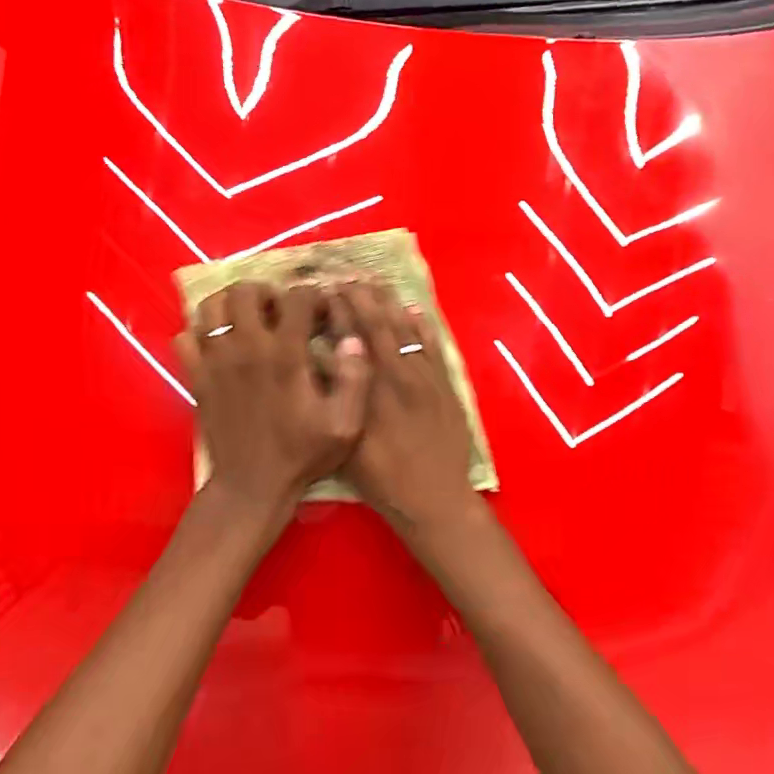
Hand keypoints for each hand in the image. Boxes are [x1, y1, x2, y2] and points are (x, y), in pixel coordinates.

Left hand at [174, 282, 369, 527]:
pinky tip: (221, 345)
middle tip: (280, 314)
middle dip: (266, 294)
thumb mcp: (344, 424)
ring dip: (231, 306)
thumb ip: (355, 378)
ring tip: (249, 322)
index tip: (321, 315)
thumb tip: (352, 337)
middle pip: (245, 290)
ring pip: (211, 306)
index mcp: (285, 354)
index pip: (297, 297)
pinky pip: (185, 337)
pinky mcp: (196, 377)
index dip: (313, 298)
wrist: (251, 487)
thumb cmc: (301, 454)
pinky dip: (201, 333)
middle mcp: (246, 348)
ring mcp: (215, 361)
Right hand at [340, 281, 479, 534]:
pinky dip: (423, 327)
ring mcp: (426, 378)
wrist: (434, 497)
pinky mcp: (446, 386)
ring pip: (406, 332)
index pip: (354, 339)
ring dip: (390, 305)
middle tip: (348, 277)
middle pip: (380, 327)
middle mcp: (400, 376)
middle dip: (362, 298)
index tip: (328, 291)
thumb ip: (341, 399)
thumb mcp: (348, 443)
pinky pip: (434, 347)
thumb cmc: (383, 478)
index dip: (341, 312)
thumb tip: (329, 361)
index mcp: (372, 388)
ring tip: (376, 282)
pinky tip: (414, 310)